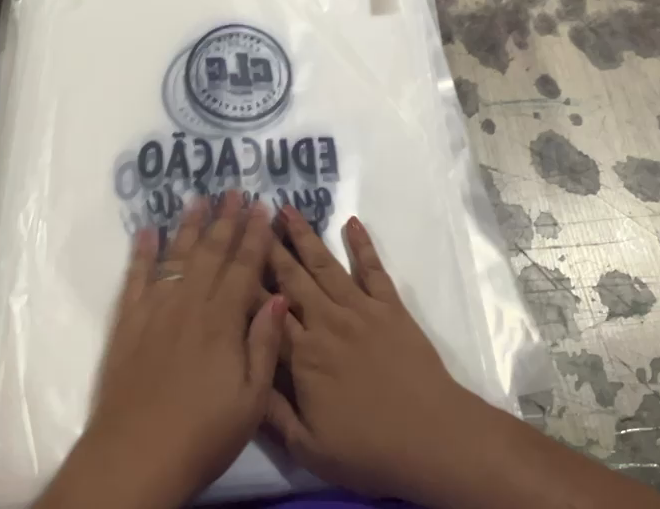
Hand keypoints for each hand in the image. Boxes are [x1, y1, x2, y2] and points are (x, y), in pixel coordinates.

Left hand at [37, 192, 286, 508]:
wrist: (135, 456)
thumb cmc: (202, 435)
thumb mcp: (251, 401)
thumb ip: (264, 345)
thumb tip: (280, 297)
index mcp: (223, 322)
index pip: (243, 267)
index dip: (254, 236)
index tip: (262, 207)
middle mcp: (189, 305)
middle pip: (211, 253)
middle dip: (225, 220)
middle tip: (234, 190)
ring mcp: (155, 311)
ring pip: (176, 257)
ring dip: (188, 226)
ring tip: (197, 198)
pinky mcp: (127, 324)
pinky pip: (135, 278)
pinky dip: (141, 253)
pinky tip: (146, 231)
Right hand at [265, 206, 659, 508]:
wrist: (433, 438)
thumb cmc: (368, 450)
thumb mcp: (308, 448)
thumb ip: (271, 412)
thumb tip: (241, 379)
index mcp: (302, 356)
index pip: (264, 311)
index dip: (242, 283)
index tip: (227, 255)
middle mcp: (326, 322)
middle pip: (291, 279)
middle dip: (268, 247)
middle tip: (249, 216)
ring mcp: (360, 310)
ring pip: (325, 266)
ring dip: (305, 236)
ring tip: (286, 209)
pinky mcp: (390, 307)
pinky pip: (373, 269)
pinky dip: (363, 244)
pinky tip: (351, 222)